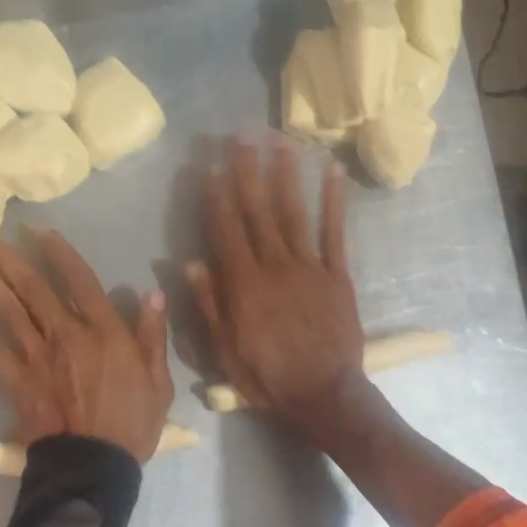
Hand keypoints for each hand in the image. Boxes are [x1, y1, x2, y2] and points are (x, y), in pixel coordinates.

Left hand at [0, 227, 173, 461]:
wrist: (95, 466)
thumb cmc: (133, 428)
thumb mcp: (158, 383)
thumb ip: (153, 336)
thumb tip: (152, 295)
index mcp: (106, 333)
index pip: (81, 281)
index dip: (60, 253)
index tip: (39, 231)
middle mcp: (67, 334)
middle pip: (32, 286)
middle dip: (3, 254)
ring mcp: (37, 356)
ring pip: (5, 306)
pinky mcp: (15, 379)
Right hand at [187, 137, 370, 442]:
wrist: (324, 393)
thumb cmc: (268, 379)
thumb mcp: (225, 352)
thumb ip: (209, 306)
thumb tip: (189, 264)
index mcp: (243, 285)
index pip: (225, 230)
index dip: (217, 195)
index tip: (211, 163)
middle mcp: (273, 266)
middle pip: (257, 211)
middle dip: (247, 170)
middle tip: (241, 133)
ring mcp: (308, 267)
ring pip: (293, 212)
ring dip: (285, 174)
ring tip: (280, 139)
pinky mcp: (337, 275)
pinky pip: (334, 232)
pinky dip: (334, 201)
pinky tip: (331, 172)